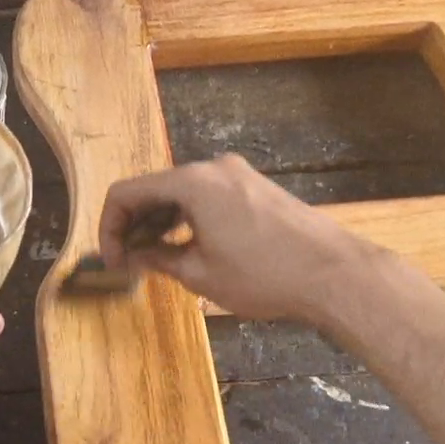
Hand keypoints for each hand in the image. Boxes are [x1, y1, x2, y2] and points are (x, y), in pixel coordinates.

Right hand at [98, 153, 388, 323]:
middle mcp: (211, 168)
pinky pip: (204, 196)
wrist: (335, 274)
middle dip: (132, 225)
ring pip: (178, 193)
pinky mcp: (254, 187)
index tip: (112, 261)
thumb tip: (133, 257)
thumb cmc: (262, 275)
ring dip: (158, 223)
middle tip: (127, 263)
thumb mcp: (199, 273)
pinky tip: (184, 247)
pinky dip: (185, 218)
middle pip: (151, 189)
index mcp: (190, 182)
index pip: (126, 193)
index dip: (109, 227)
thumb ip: (157, 259)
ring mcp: (236, 174)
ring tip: (153, 259)